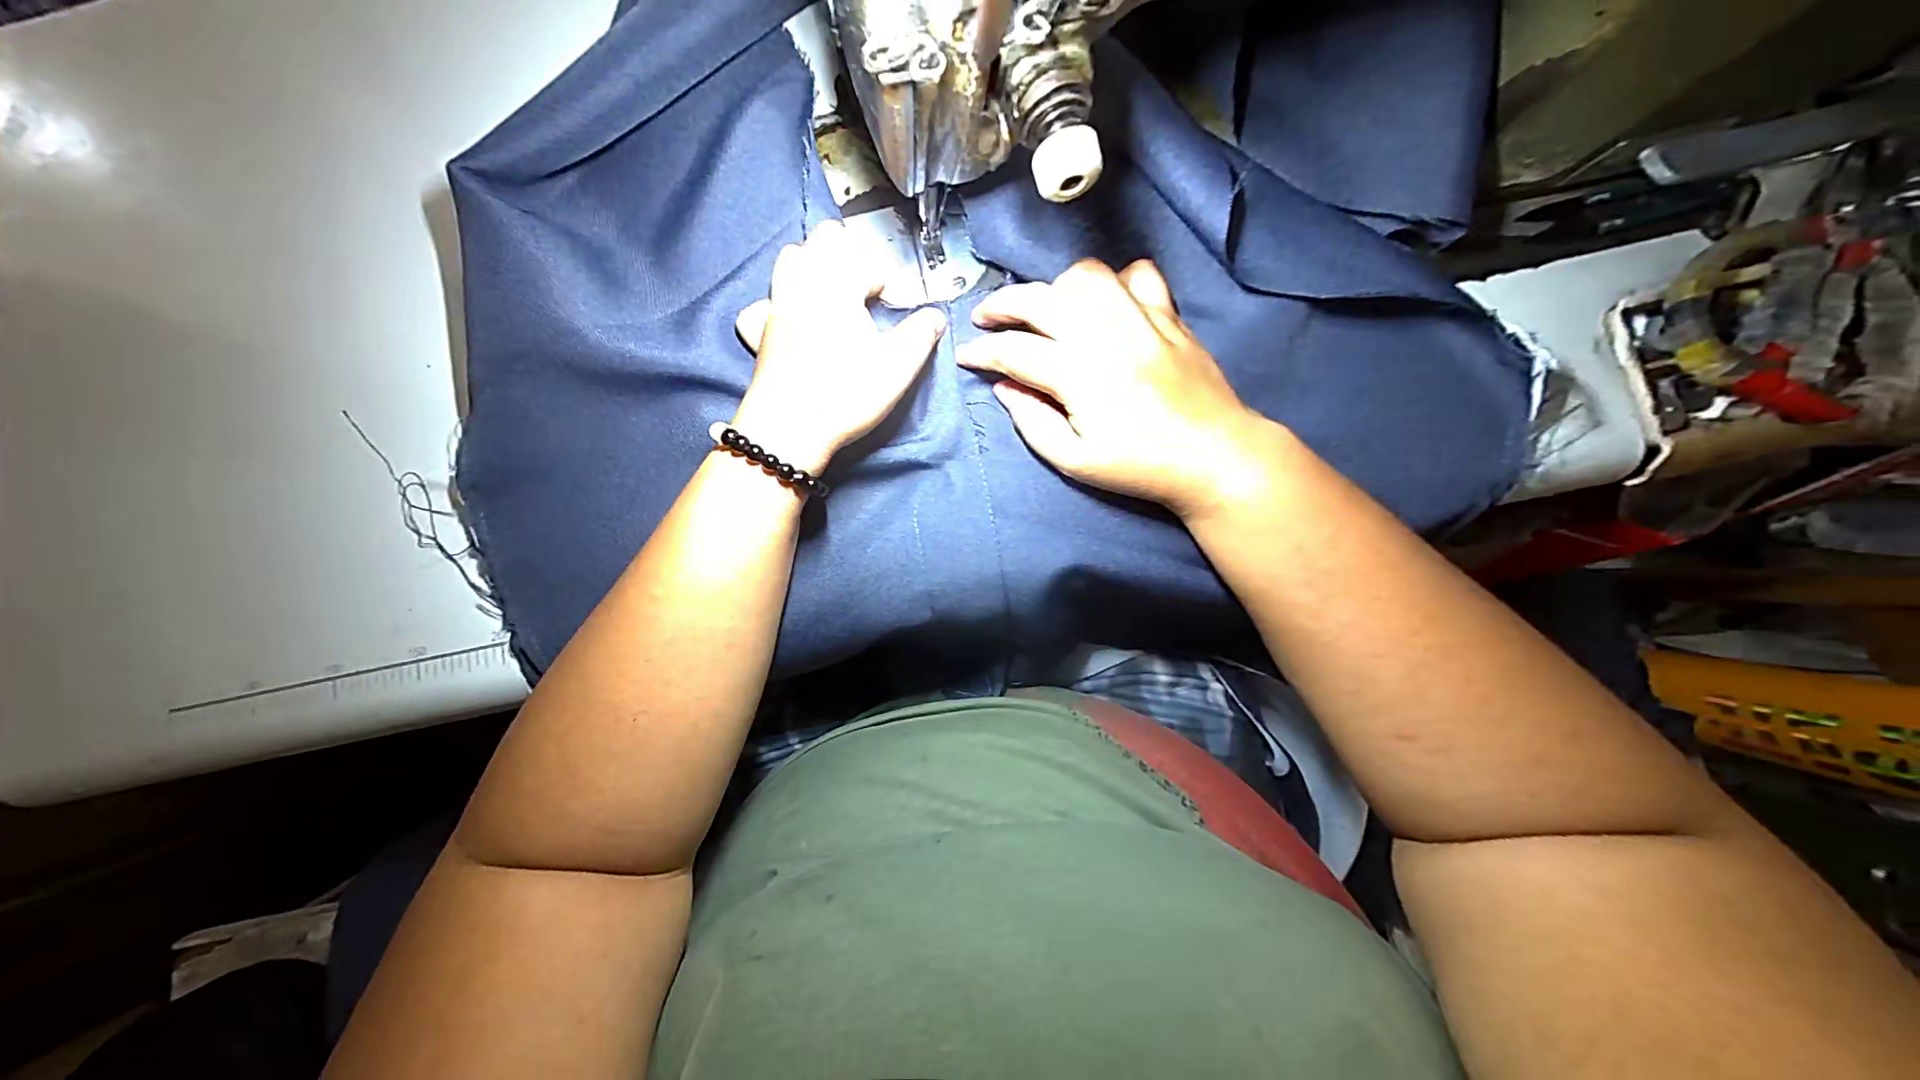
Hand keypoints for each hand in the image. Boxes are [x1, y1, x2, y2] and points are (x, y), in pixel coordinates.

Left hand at [731, 220, 948, 473]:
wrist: (788, 429)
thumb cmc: (845, 395)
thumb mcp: (898, 368)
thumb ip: (921, 335)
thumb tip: (935, 317)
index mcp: (838, 287)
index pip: (864, 259)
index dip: (883, 277)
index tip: (891, 301)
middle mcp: (803, 286)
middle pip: (820, 242)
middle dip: (847, 253)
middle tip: (867, 283)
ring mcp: (777, 307)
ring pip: (790, 261)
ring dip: (814, 264)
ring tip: (835, 292)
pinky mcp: (761, 333)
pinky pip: (765, 302)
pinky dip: (780, 300)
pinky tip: (792, 317)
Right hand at [957, 258, 1289, 520]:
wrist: (1212, 455)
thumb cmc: (1139, 466)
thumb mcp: (1074, 459)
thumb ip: (1032, 421)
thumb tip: (1004, 388)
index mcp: (1078, 373)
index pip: (1015, 351)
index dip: (982, 352)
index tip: (966, 356)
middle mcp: (1105, 334)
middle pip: (1040, 299)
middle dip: (1002, 305)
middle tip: (986, 319)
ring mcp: (1140, 319)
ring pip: (1085, 276)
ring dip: (1054, 287)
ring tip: (1044, 308)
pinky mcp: (1168, 316)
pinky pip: (1138, 276)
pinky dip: (1115, 282)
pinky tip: (1106, 303)